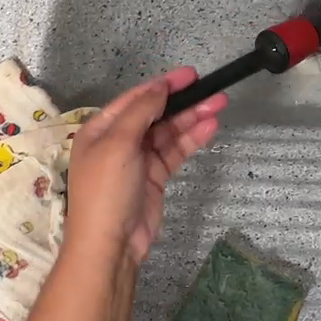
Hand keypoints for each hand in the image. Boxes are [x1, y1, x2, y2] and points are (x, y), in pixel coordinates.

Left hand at [64, 68, 226, 266]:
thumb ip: (141, 112)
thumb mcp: (119, 143)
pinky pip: (174, 151)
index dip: (162, 85)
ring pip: (168, 132)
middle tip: (211, 89)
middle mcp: (119, 141)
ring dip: (191, 118)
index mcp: (101, 129)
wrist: (111, 245)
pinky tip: (210, 127)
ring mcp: (138, 160)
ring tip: (219, 105)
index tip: (190, 75)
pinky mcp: (154, 177)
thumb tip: (160, 87)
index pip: (135, 99)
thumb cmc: (107, 189)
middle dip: (182, 101)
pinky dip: (191, 139)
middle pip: (155, 114)